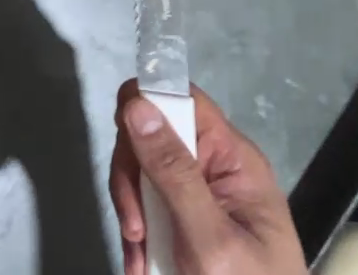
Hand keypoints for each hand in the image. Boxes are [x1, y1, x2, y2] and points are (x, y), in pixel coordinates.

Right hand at [108, 82, 306, 274]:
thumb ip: (173, 171)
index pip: (182, 98)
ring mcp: (197, 189)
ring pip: (139, 169)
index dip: (144, 104)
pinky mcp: (182, 214)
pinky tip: (141, 263)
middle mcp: (214, 164)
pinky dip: (135, 231)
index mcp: (232, 158)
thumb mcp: (210, 238)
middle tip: (133, 226)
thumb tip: (136, 103)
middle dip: (131, 177)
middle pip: (149, 133)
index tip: (124, 143)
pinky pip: (143, 202)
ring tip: (139, 256)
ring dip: (130, 210)